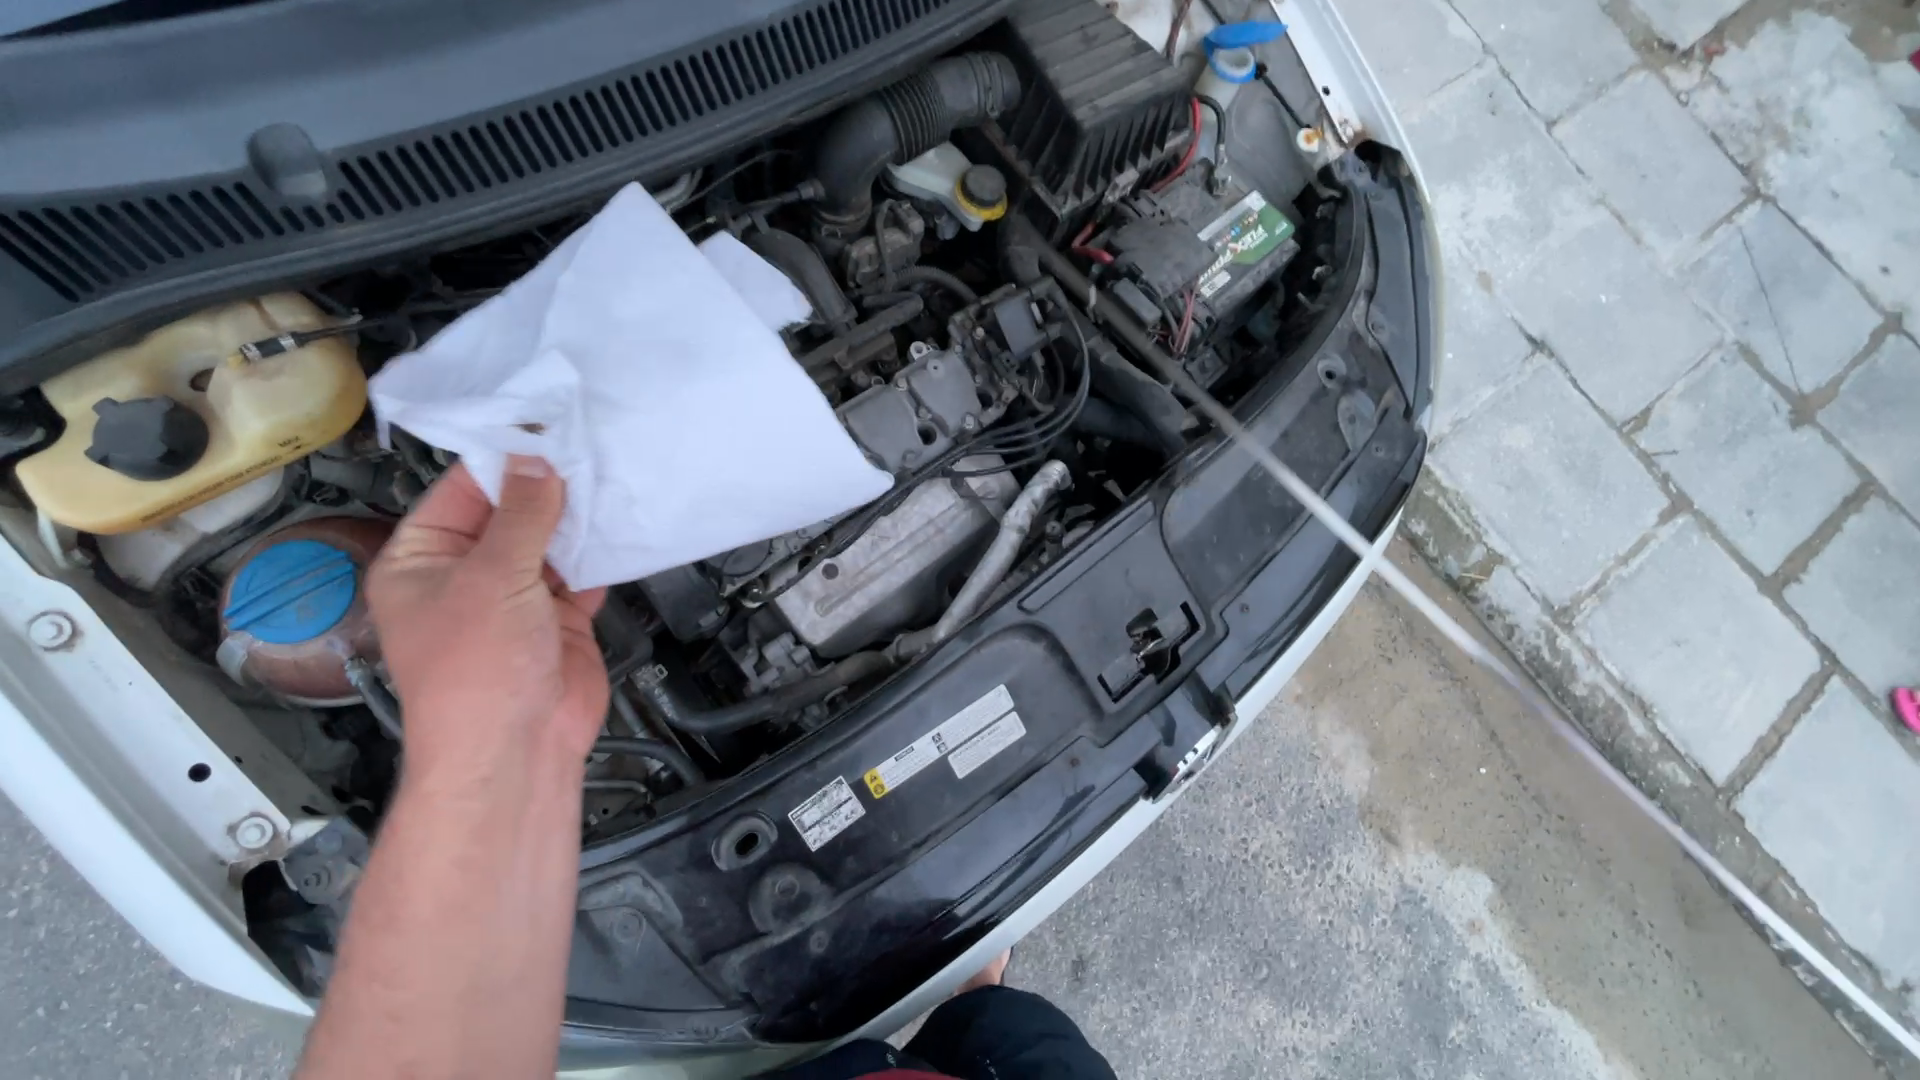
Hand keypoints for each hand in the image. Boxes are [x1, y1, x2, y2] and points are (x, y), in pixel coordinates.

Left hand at [366, 456, 608, 773]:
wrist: (518, 747)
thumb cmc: (476, 673)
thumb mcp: (493, 578)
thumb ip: (522, 516)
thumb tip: (535, 461)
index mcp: (423, 560)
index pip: (463, 492)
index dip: (504, 460)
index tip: (545, 429)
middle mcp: (468, 574)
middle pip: (512, 515)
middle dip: (549, 488)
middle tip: (588, 447)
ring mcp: (517, 597)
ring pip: (551, 542)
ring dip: (577, 520)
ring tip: (610, 478)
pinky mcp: (559, 617)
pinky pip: (582, 572)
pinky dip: (601, 554)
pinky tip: (621, 527)